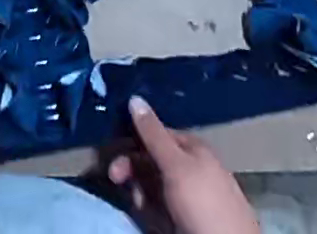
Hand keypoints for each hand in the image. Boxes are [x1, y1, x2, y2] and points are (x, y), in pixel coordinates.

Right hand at [108, 96, 258, 233]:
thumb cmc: (203, 205)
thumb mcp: (175, 165)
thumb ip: (153, 133)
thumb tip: (134, 97)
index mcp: (195, 149)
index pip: (156, 134)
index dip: (132, 142)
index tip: (114, 155)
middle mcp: (194, 168)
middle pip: (153, 159)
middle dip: (133, 169)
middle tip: (116, 180)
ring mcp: (194, 197)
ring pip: (156, 184)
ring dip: (141, 192)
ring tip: (140, 206)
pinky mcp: (193, 220)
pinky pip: (165, 207)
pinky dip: (154, 210)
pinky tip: (154, 219)